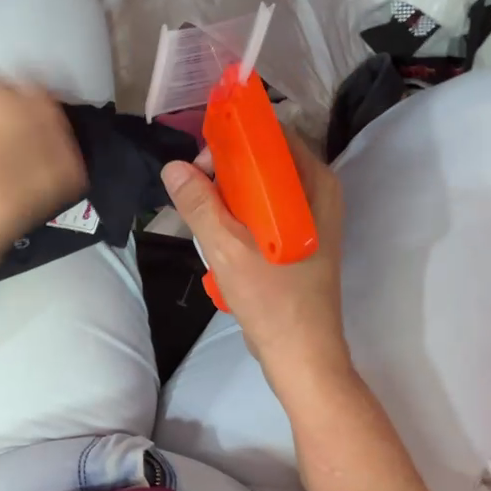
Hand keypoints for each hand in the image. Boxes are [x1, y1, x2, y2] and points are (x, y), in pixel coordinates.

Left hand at [0, 84, 84, 359]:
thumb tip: (41, 177)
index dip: (70, 154)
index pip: (59, 154)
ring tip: (15, 111)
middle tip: (46, 127)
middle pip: (35, 108)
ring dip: (16, 97)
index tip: (69, 159)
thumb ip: (20, 204)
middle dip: (48, 117)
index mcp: (5, 194)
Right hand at [161, 129, 349, 382]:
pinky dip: (238, 221)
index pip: (272, 137)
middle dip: (224, 174)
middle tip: (194, 196)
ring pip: (259, 191)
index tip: (199, 163)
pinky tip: (218, 244)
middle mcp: (317, 194)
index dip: (233, 141)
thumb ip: (200, 205)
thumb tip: (174, 167)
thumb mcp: (228, 248)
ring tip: (203, 223)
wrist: (300, 352)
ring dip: (226, 201)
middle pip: (264, 163)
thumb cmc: (272, 299)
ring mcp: (308, 220)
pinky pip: (262, 215)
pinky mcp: (296, 242)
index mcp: (314, 185)